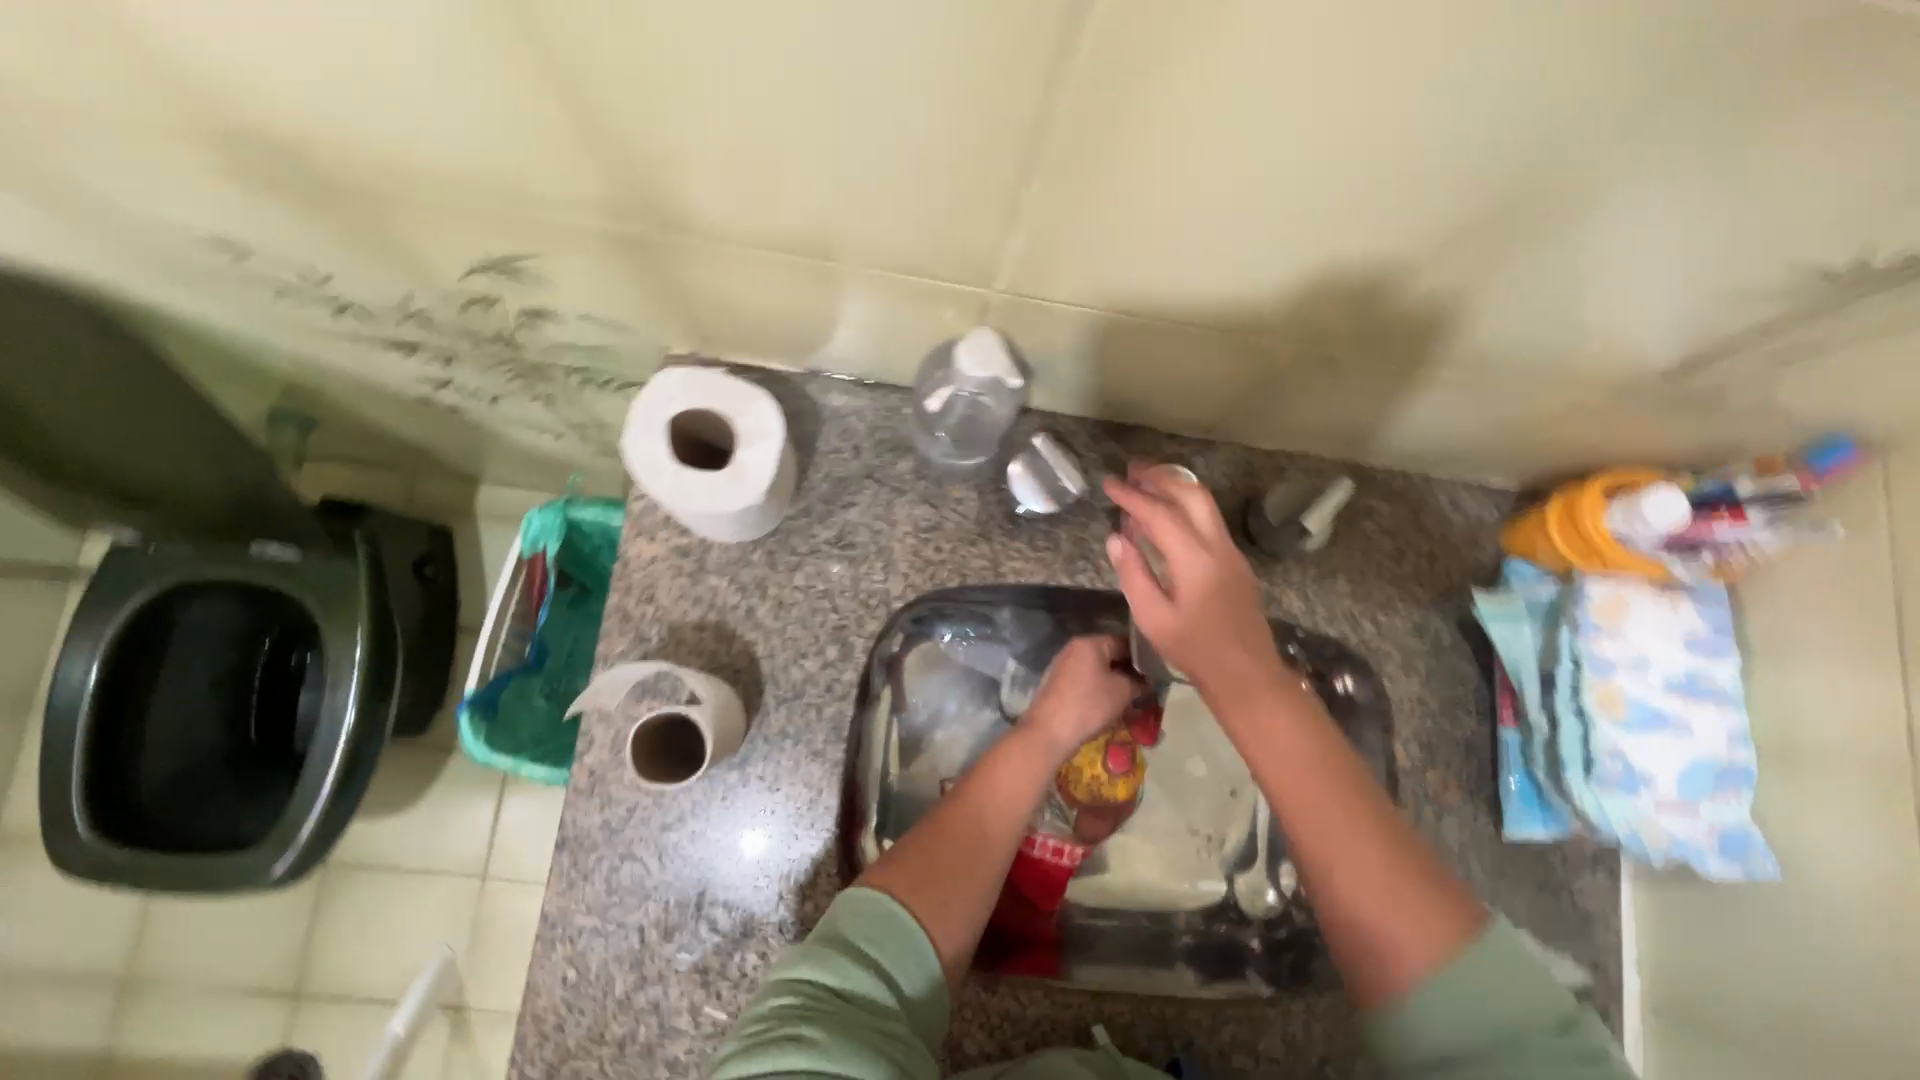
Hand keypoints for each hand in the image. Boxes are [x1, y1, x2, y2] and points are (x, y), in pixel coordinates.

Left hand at [1020, 635, 1140, 761]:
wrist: (1050, 731)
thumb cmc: (1089, 705)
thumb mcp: (1123, 692)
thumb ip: (1139, 682)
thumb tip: (1148, 681)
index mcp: (1089, 643)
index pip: (1124, 642)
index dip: (1143, 657)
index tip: (1158, 672)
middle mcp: (1074, 649)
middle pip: (1110, 656)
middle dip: (1129, 672)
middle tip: (1149, 688)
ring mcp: (1064, 667)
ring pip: (1098, 671)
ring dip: (1116, 683)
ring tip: (1134, 699)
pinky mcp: (1059, 685)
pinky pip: (1086, 683)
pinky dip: (1101, 691)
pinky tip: (1113, 706)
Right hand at [1103, 463, 1284, 698]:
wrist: (1247, 673)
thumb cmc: (1194, 650)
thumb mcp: (1152, 618)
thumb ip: (1133, 574)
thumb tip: (1117, 538)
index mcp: (1195, 560)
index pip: (1160, 514)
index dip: (1132, 496)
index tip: (1109, 484)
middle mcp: (1218, 546)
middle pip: (1191, 494)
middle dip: (1160, 478)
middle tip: (1130, 472)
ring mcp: (1231, 552)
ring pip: (1205, 505)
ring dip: (1175, 488)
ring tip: (1145, 485)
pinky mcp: (1235, 562)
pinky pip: (1209, 521)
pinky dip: (1185, 508)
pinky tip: (1165, 520)